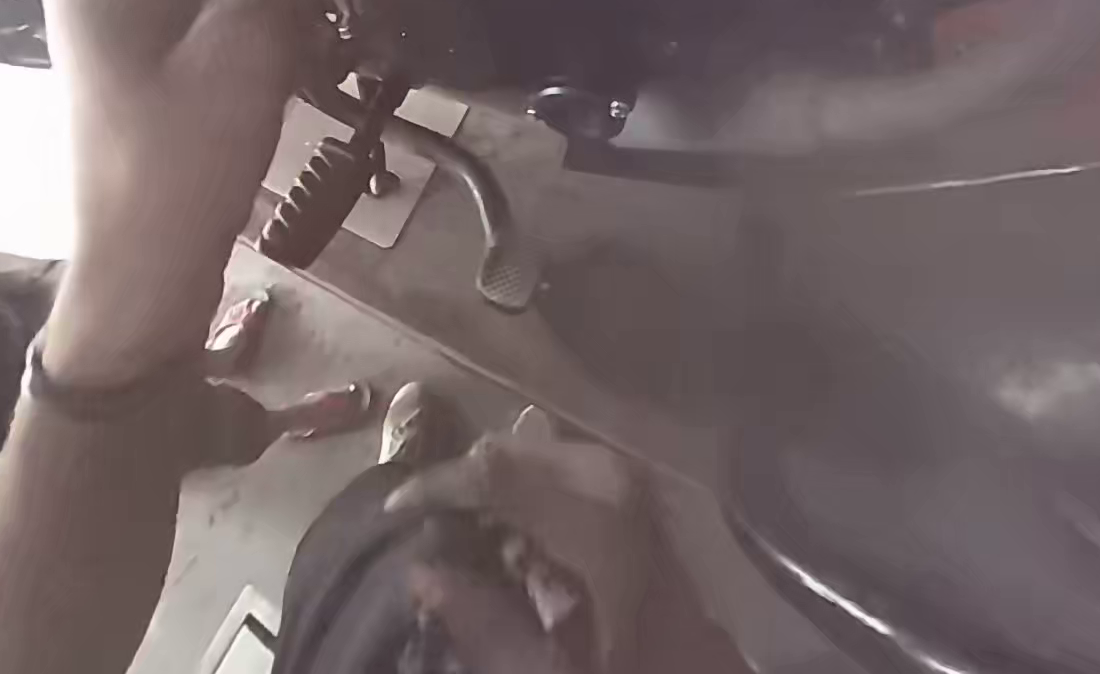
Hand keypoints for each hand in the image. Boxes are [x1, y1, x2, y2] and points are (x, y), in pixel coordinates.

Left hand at [38, 0, 320, 383]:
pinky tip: (279, 74)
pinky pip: (198, 27)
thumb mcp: (246, 51)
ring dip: (269, 16)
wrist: (148, 259)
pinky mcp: (130, 62)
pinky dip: (244, 42)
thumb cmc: (194, 154)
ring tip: (308, 59)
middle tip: (326, 30)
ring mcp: (109, 25)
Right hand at [388, 409, 651, 672]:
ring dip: (487, 483)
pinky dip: (516, 483)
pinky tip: (511, 526)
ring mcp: (617, 468)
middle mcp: (606, 472)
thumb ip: (486, 625)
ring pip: (524, 447)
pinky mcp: (621, 475)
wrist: (705, 668)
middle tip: (430, 526)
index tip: (394, 508)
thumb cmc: (631, 665)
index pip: (494, 471)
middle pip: (506, 450)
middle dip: (459, 483)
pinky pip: (548, 457)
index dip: (437, 485)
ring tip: (466, 529)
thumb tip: (419, 572)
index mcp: (595, 516)